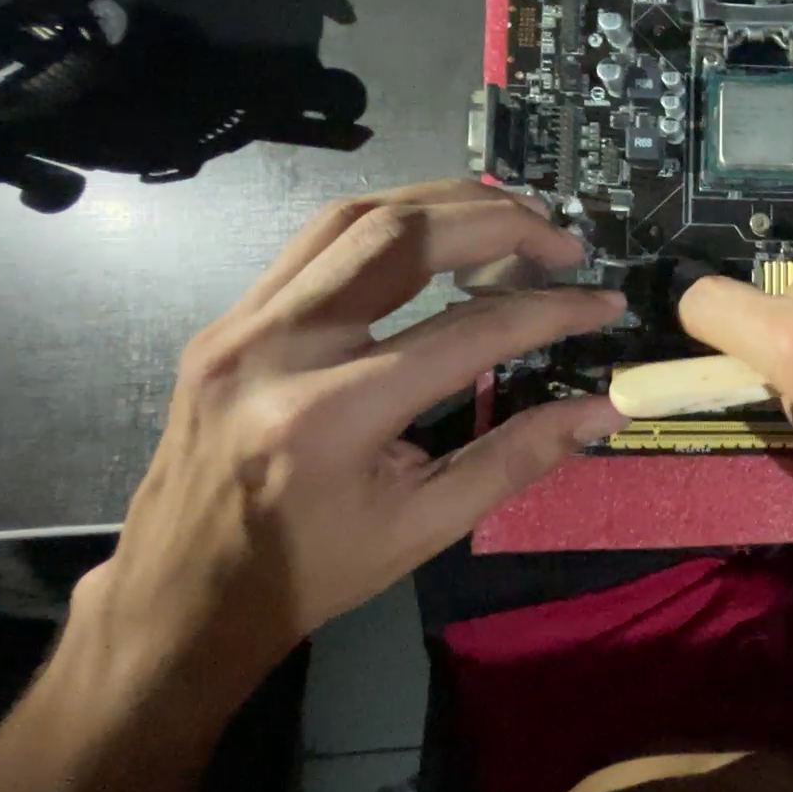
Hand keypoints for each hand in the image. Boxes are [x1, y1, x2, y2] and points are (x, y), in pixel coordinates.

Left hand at [83, 180, 625, 685]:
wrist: (187, 587)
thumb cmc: (317, 567)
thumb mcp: (429, 524)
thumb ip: (521, 456)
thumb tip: (604, 411)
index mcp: (333, 414)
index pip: (468, 331)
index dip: (551, 310)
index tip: (605, 302)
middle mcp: (277, 347)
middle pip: (401, 240)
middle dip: (499, 225)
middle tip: (564, 239)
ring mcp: (242, 322)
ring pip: (355, 219)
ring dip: (446, 204)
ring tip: (515, 216)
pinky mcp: (233, 317)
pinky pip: (321, 240)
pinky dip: (396, 221)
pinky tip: (442, 232)